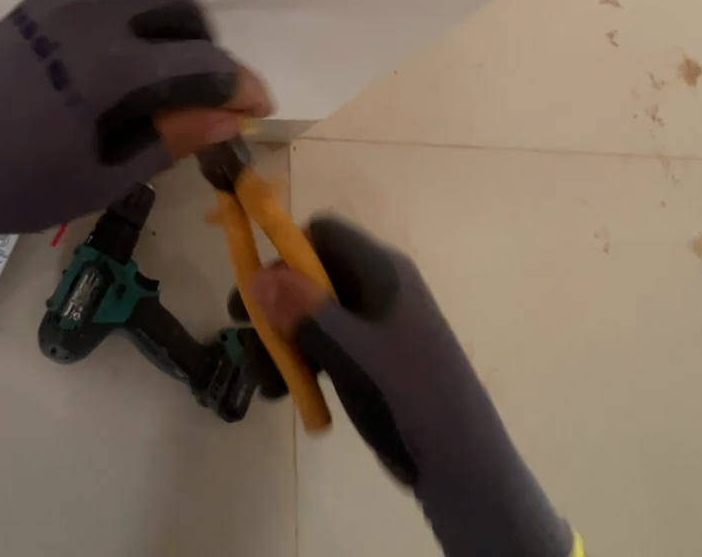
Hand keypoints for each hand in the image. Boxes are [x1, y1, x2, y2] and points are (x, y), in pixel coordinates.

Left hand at [0, 0, 271, 268]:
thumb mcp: (97, 179)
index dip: (240, 84)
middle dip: (209, 45)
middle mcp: (89, 19)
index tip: (260, 106)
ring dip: (170, 23)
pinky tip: (117, 61)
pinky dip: (128, 19)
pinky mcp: (33, 8)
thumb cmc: (10, 187)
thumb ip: (167, 141)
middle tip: (211, 89)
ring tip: (170, 70)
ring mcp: (58, 6)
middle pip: (178, 7)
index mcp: (109, 66)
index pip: (200, 62)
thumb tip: (229, 117)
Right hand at [253, 217, 575, 556]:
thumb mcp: (354, 351)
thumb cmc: (410, 395)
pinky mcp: (367, 358)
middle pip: (310, 275)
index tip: (258, 282)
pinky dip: (298, 361)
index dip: (287, 249)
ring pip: (310, 313)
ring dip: (280, 340)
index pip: (324, 234)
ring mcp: (372, 325)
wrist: (462, 467)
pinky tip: (281, 392)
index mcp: (381, 272)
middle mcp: (375, 288)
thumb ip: (306, 311)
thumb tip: (259, 274)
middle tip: (239, 328)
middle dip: (274, 303)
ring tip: (262, 381)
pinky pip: (321, 344)